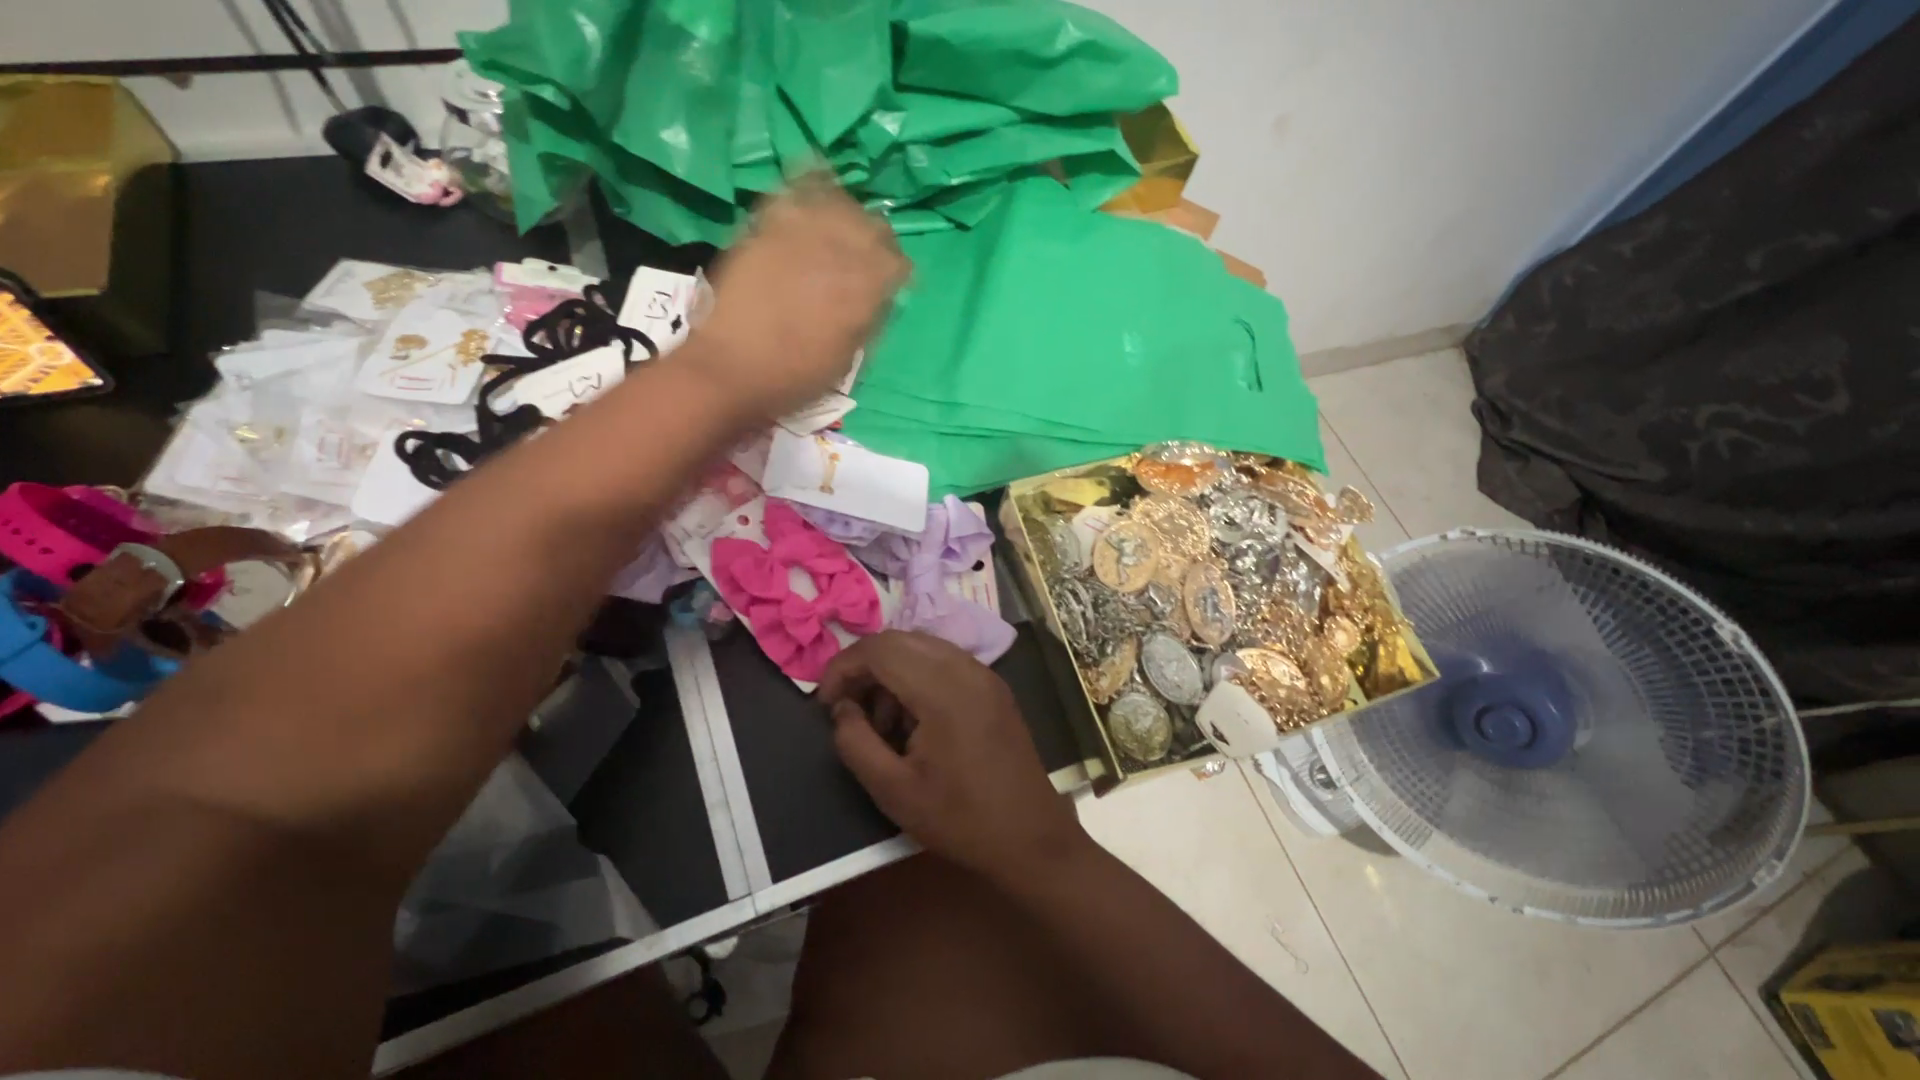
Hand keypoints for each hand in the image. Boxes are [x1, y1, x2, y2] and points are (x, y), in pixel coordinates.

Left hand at [690, 175, 907, 419]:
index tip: (894, 280)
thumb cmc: (793, 377)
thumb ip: (869, 319)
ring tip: (843, 218)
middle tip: (868, 251)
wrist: (730, 369)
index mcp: (865, 291)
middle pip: (871, 227)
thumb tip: (880, 296)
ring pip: (838, 204)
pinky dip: (809, 179)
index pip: (897, 263)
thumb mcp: (847, 358)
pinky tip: (815, 170)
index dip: (898, 271)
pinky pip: (793, 191)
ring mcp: (801, 236)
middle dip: (875, 238)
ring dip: (846, 210)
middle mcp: (839, 254)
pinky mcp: (766, 228)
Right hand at [817, 632, 1092, 882]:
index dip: (842, 668)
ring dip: (891, 673)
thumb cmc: (959, 819)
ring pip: (922, 648)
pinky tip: (912, 722)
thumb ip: (855, 742)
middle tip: (846, 710)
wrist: (1030, 838)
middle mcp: (967, 669)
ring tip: (879, 725)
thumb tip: (842, 708)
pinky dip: (917, 678)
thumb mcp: (892, 790)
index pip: (879, 649)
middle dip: (864, 667)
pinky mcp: (994, 689)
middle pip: (900, 640)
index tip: (824, 705)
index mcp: (942, 690)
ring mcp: (985, 676)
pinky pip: (945, 663)